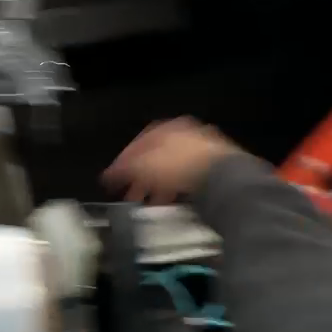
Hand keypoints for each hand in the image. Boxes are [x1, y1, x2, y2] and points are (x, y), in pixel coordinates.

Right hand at [102, 117, 240, 204]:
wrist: (221, 179)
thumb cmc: (183, 165)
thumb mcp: (143, 165)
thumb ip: (124, 169)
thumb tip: (110, 174)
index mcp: (169, 128)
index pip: (139, 143)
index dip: (123, 161)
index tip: (114, 175)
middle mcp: (187, 136)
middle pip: (155, 158)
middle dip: (140, 177)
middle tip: (128, 192)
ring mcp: (202, 152)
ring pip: (171, 171)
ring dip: (156, 187)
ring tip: (146, 203)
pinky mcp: (212, 171)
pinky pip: (186, 181)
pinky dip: (174, 192)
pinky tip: (167, 203)